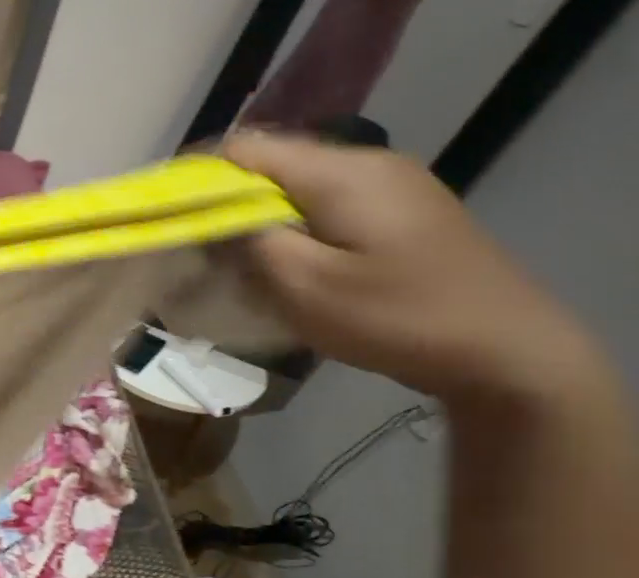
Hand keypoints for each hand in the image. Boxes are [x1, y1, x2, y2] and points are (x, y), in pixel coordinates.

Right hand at [222, 131, 598, 401]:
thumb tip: (214, 220)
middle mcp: (367, 165)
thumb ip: (252, 244)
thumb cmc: (393, 316)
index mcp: (341, 174)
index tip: (162, 218)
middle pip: (272, 166)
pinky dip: (287, 232)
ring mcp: (389, 188)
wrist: (499, 345)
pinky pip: (323, 208)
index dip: (196, 177)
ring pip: (295, 190)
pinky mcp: (398, 215)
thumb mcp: (304, 286)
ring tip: (224, 268)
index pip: (247, 149)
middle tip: (186, 253)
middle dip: (221, 204)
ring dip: (254, 223)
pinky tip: (276, 271)